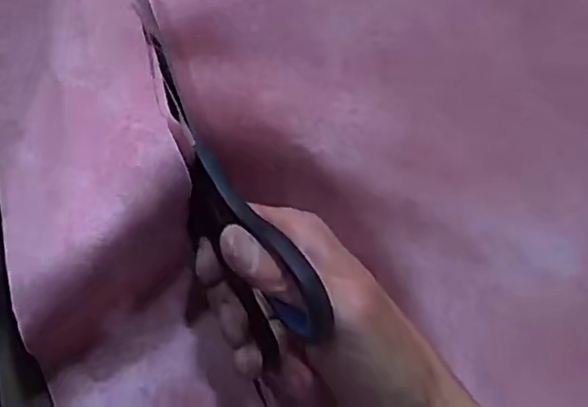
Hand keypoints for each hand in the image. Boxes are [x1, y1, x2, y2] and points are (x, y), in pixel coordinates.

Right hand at [196, 205, 477, 406]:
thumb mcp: (337, 308)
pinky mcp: (282, 336)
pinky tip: (260, 369)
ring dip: (237, 332)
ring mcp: (283, 300)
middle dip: (226, 297)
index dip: (217, 240)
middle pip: (229, 262)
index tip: (207, 273)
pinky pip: (248, 336)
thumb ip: (282, 274)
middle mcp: (286, 260)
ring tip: (254, 359)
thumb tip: (227, 234)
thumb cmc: (381, 351)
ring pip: (233, 302)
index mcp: (299, 236)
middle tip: (239, 328)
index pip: (240, 218)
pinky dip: (250, 354)